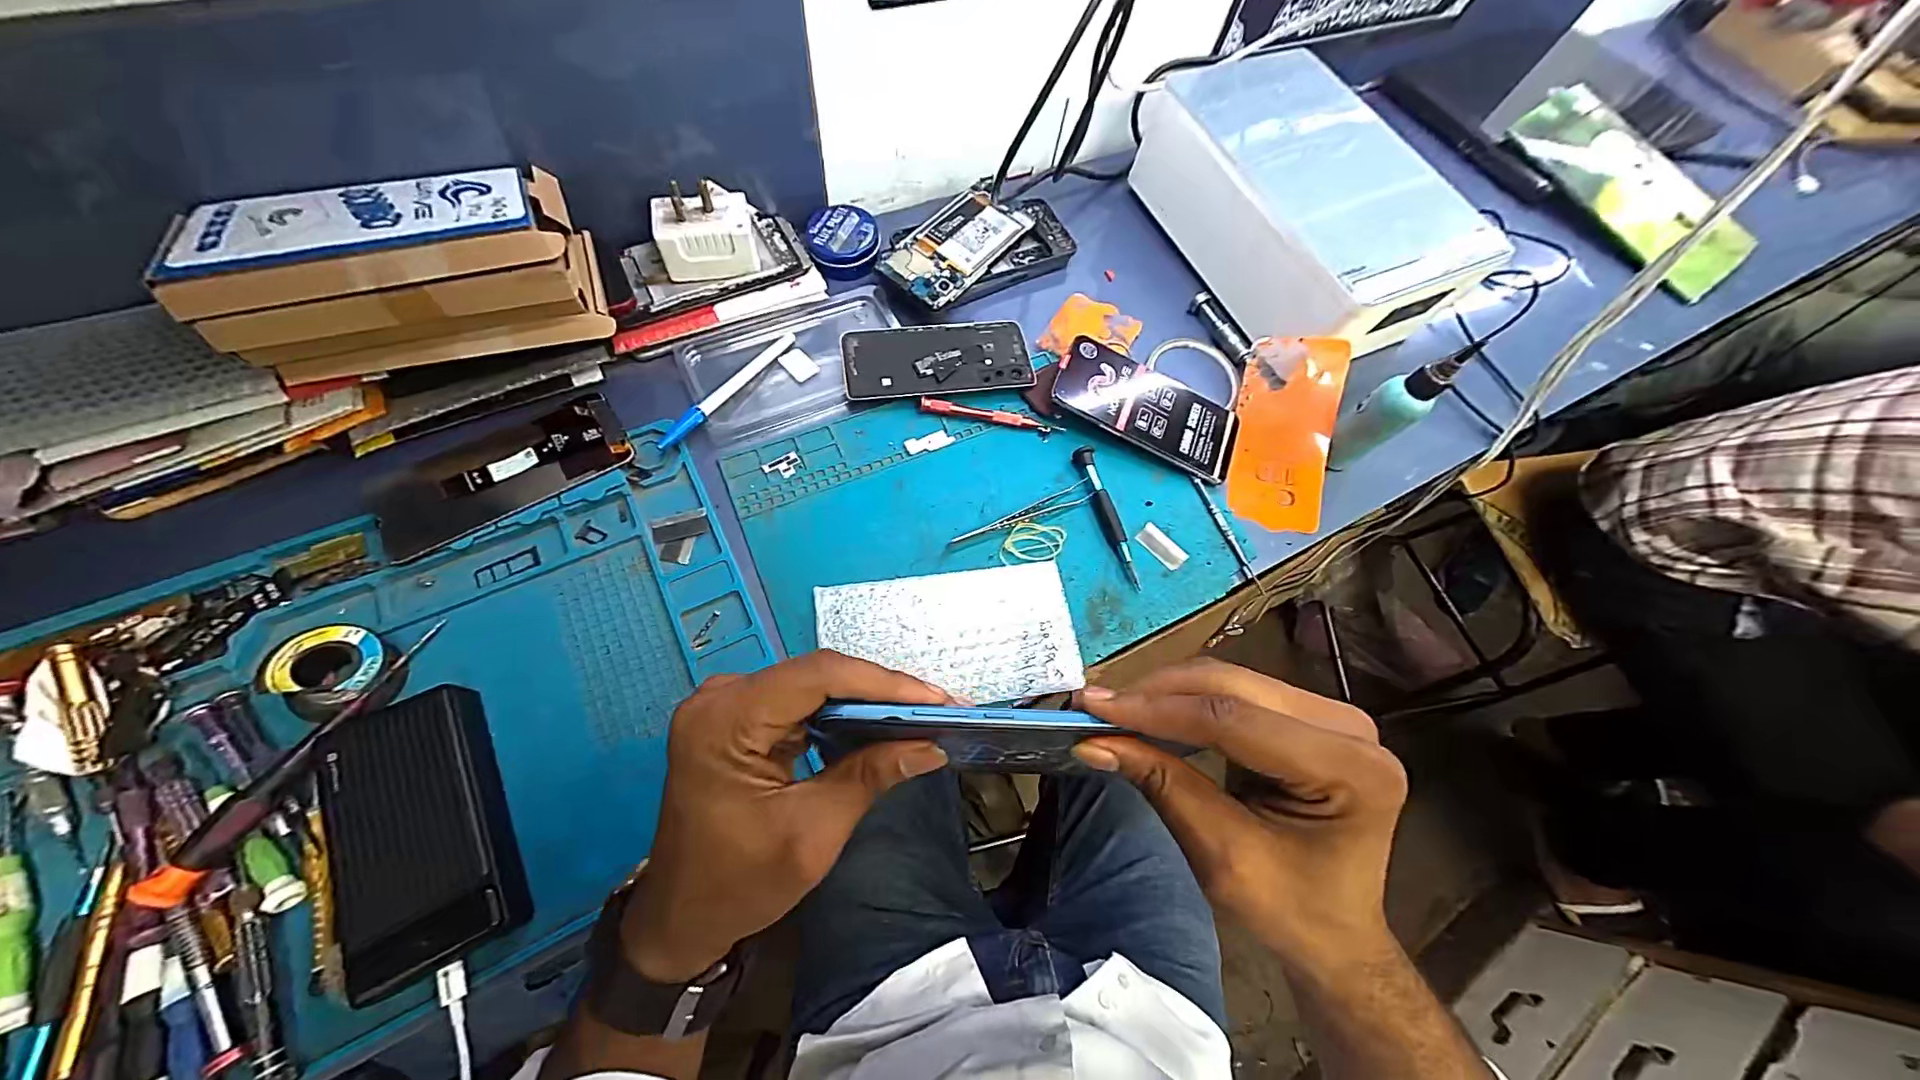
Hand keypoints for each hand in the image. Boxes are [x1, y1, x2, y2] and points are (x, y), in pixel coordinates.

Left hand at [622, 651, 951, 981]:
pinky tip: (877, 721)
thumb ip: (869, 777)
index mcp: (725, 720)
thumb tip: (931, 745)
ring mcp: (726, 704)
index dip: (882, 682)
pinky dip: (840, 711)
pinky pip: (799, 700)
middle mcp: (720, 697)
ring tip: (919, 712)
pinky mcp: (737, 717)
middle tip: (937, 706)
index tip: (936, 699)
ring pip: (812, 683)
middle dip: (880, 689)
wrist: (677, 917)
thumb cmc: (737, 884)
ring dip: (864, 698)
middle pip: (816, 674)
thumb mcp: (812, 834)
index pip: (817, 675)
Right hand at [1071, 659, 1407, 973]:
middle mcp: (1350, 727)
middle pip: (1233, 687)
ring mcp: (1333, 715)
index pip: (1233, 718)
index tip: (1094, 707)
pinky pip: (1237, 691)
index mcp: (1350, 768)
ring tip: (1114, 706)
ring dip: (1167, 691)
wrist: (1335, 932)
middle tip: (1095, 704)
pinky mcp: (1309, 715)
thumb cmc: (1289, 909)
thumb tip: (1094, 741)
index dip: (1157, 710)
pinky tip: (1150, 708)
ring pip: (1230, 680)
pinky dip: (1186, 698)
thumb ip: (1162, 784)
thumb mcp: (1220, 854)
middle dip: (1156, 692)